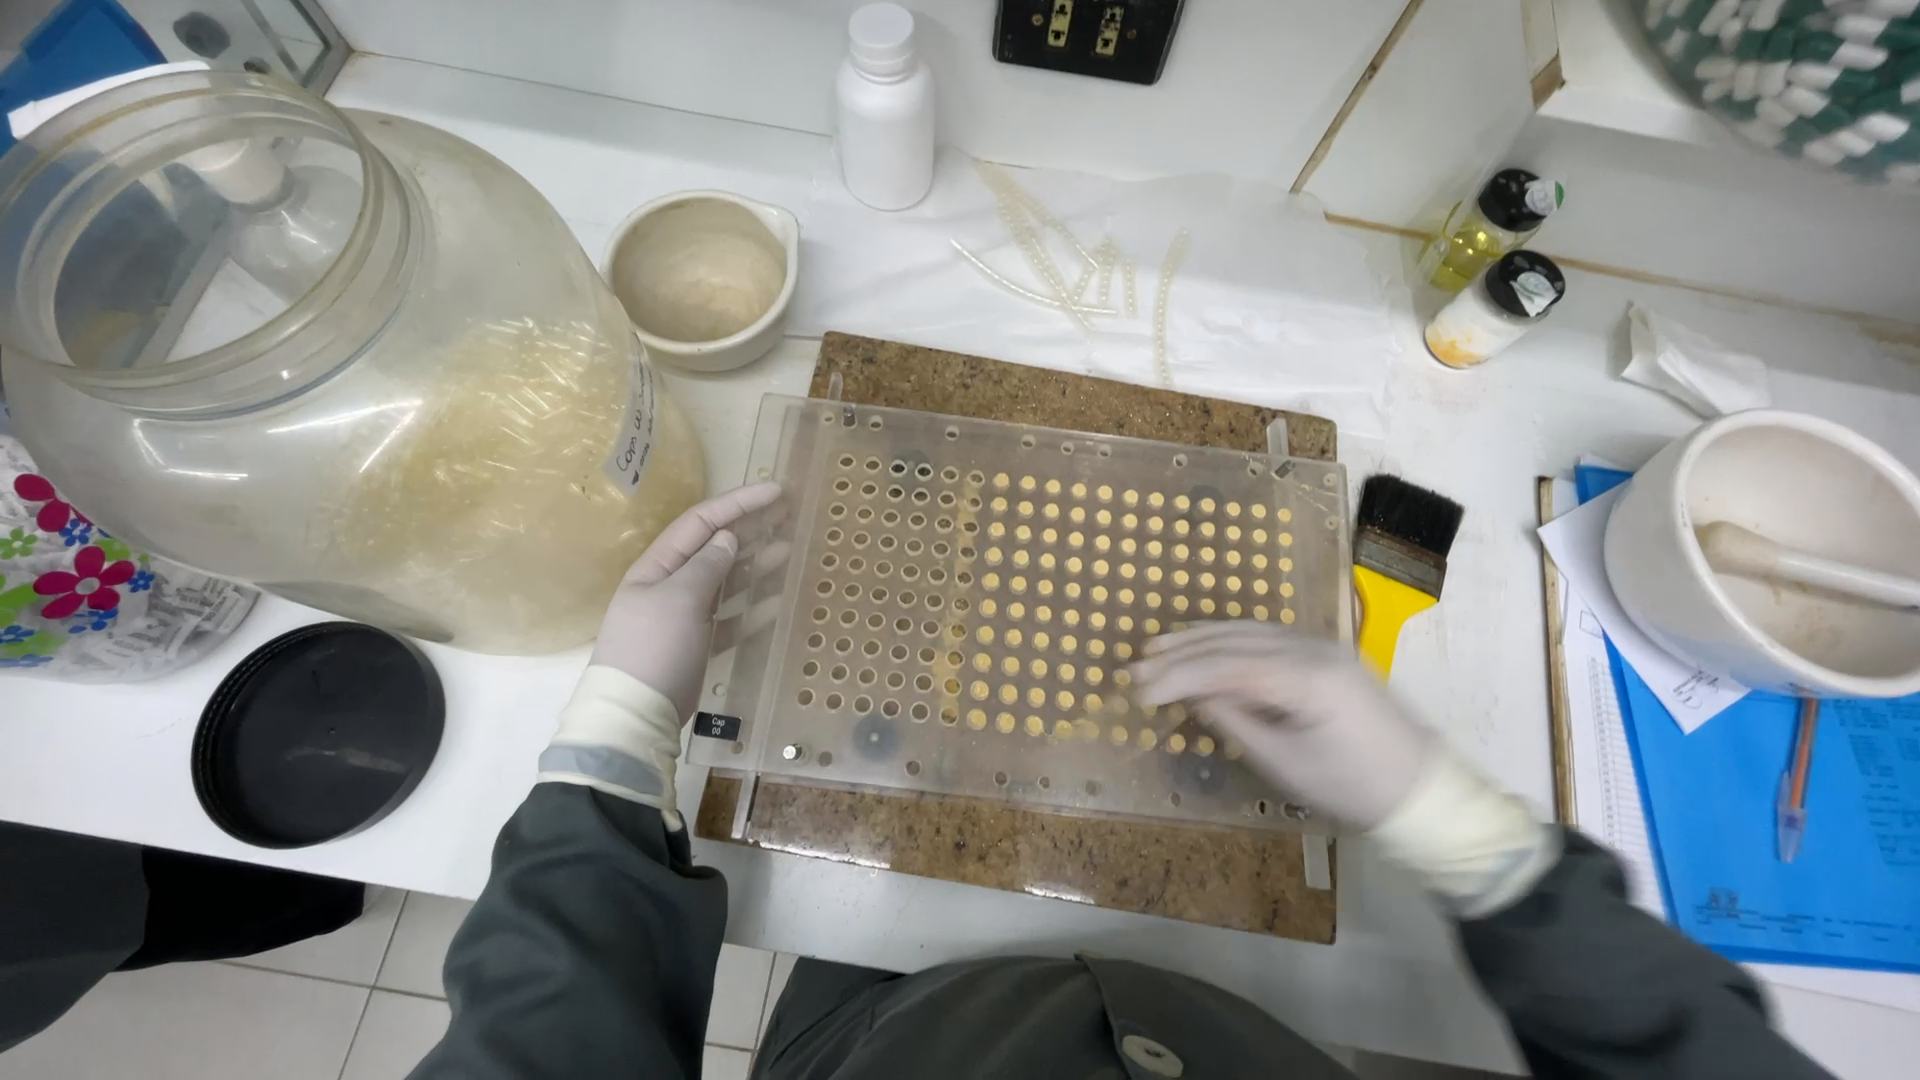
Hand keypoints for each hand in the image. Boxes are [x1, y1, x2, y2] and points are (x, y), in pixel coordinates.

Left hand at [590, 482, 781, 719]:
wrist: (634, 715)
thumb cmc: (653, 649)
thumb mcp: (679, 600)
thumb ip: (706, 566)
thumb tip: (727, 538)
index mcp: (658, 567)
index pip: (701, 523)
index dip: (738, 503)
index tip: (776, 491)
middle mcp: (671, 585)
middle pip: (716, 548)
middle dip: (750, 529)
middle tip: (787, 516)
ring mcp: (686, 615)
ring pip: (727, 582)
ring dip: (756, 566)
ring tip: (789, 552)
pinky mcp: (699, 644)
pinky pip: (732, 618)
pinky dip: (753, 609)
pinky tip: (778, 602)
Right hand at [1129, 621, 1433, 828]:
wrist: (1425, 791)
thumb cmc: (1354, 787)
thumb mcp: (1287, 763)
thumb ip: (1235, 721)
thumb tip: (1195, 695)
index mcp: (1306, 678)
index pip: (1227, 665)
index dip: (1178, 675)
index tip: (1140, 690)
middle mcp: (1313, 649)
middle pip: (1233, 641)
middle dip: (1181, 653)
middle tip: (1136, 666)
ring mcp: (1321, 646)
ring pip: (1247, 631)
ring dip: (1199, 639)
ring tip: (1157, 647)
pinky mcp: (1324, 655)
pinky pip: (1265, 636)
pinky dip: (1227, 639)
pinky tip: (1204, 644)